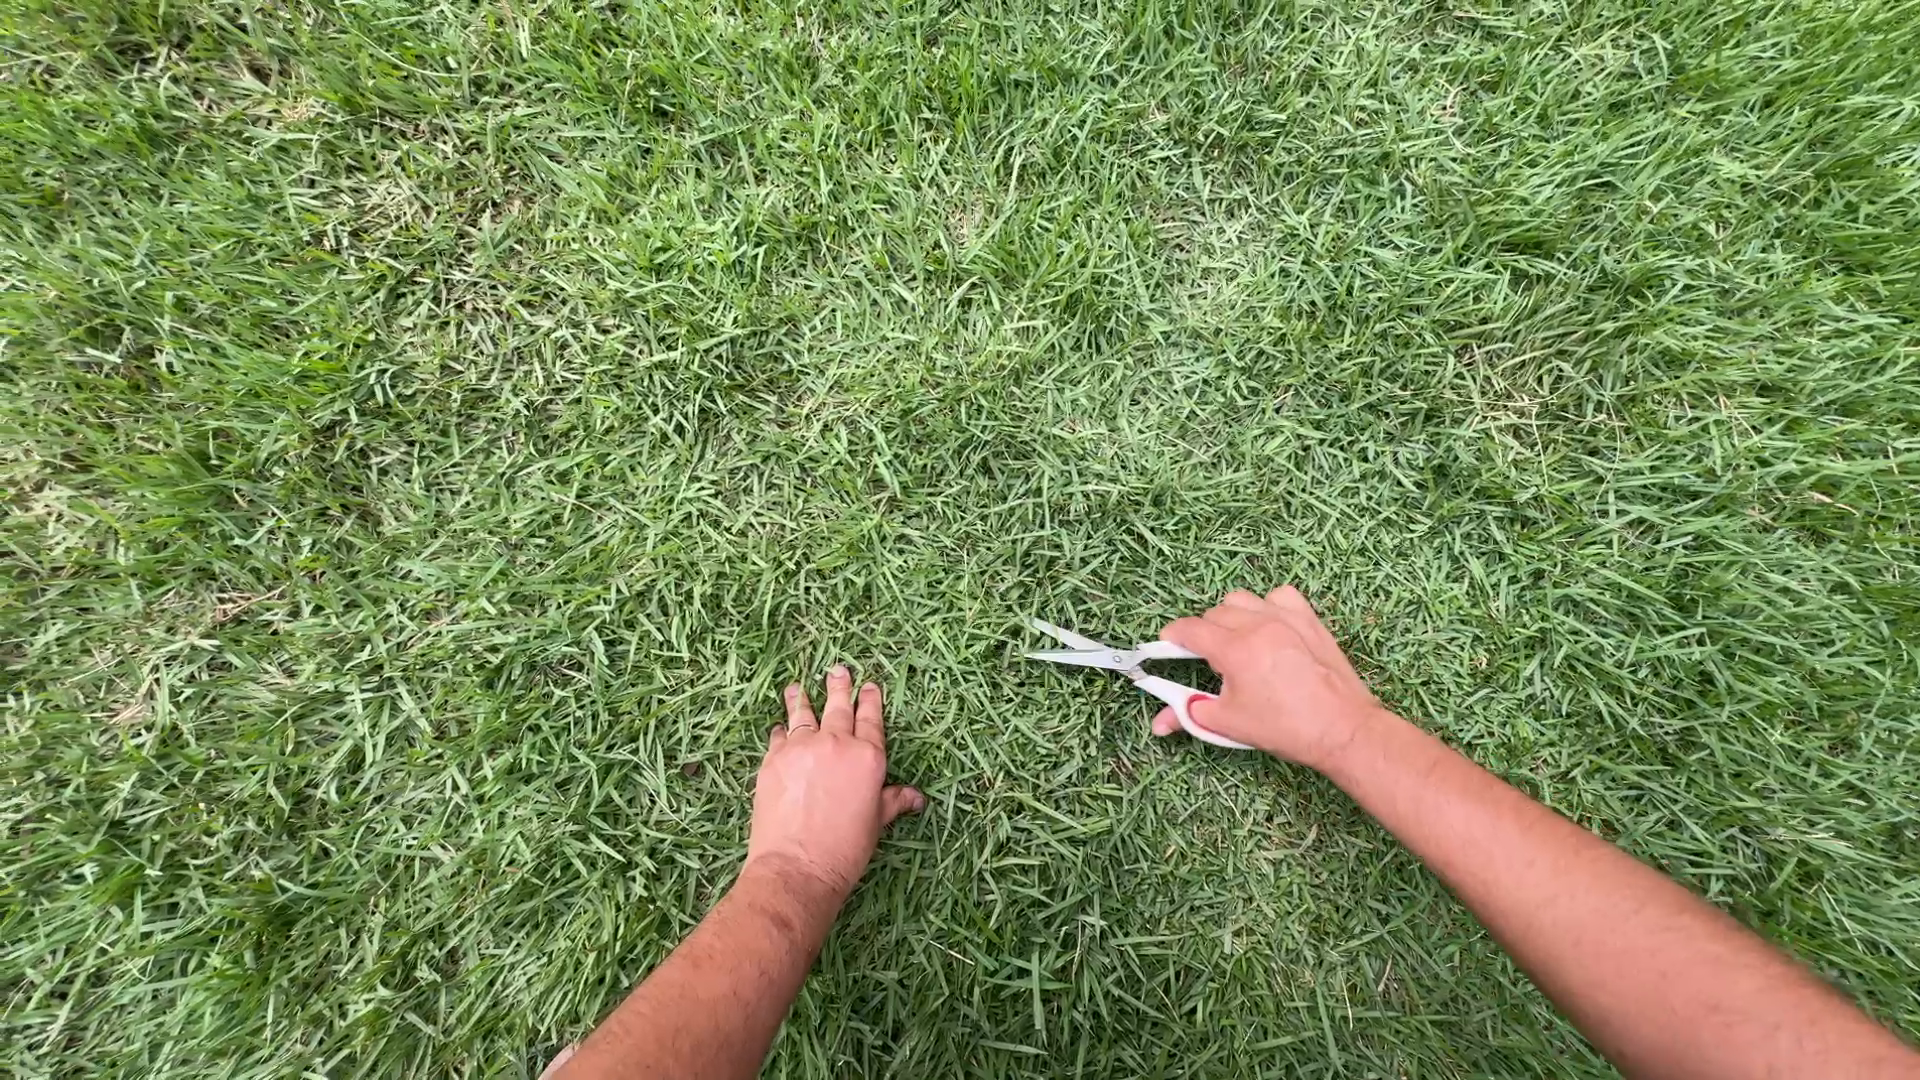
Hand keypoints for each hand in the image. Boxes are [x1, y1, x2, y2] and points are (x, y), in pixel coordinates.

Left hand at [745, 665, 923, 897]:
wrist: (797, 867)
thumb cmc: (846, 849)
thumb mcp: (876, 822)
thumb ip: (893, 801)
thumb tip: (917, 798)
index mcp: (868, 757)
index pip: (871, 720)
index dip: (870, 701)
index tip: (868, 686)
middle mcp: (837, 744)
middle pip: (839, 707)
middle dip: (839, 686)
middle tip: (837, 670)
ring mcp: (802, 748)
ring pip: (803, 714)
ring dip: (802, 698)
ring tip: (798, 687)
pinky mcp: (773, 759)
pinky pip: (778, 737)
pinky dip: (780, 731)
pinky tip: (779, 728)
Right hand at [1155, 586, 1390, 769]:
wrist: (1344, 730)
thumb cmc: (1286, 729)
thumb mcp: (1228, 724)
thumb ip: (1188, 714)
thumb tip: (1159, 723)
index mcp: (1235, 650)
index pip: (1189, 629)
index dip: (1172, 637)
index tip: (1167, 646)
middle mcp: (1258, 625)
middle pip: (1213, 614)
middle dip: (1203, 633)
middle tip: (1209, 660)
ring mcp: (1286, 618)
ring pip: (1241, 599)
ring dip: (1231, 617)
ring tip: (1237, 642)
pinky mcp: (1309, 620)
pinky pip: (1279, 596)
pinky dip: (1268, 607)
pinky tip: (1269, 628)